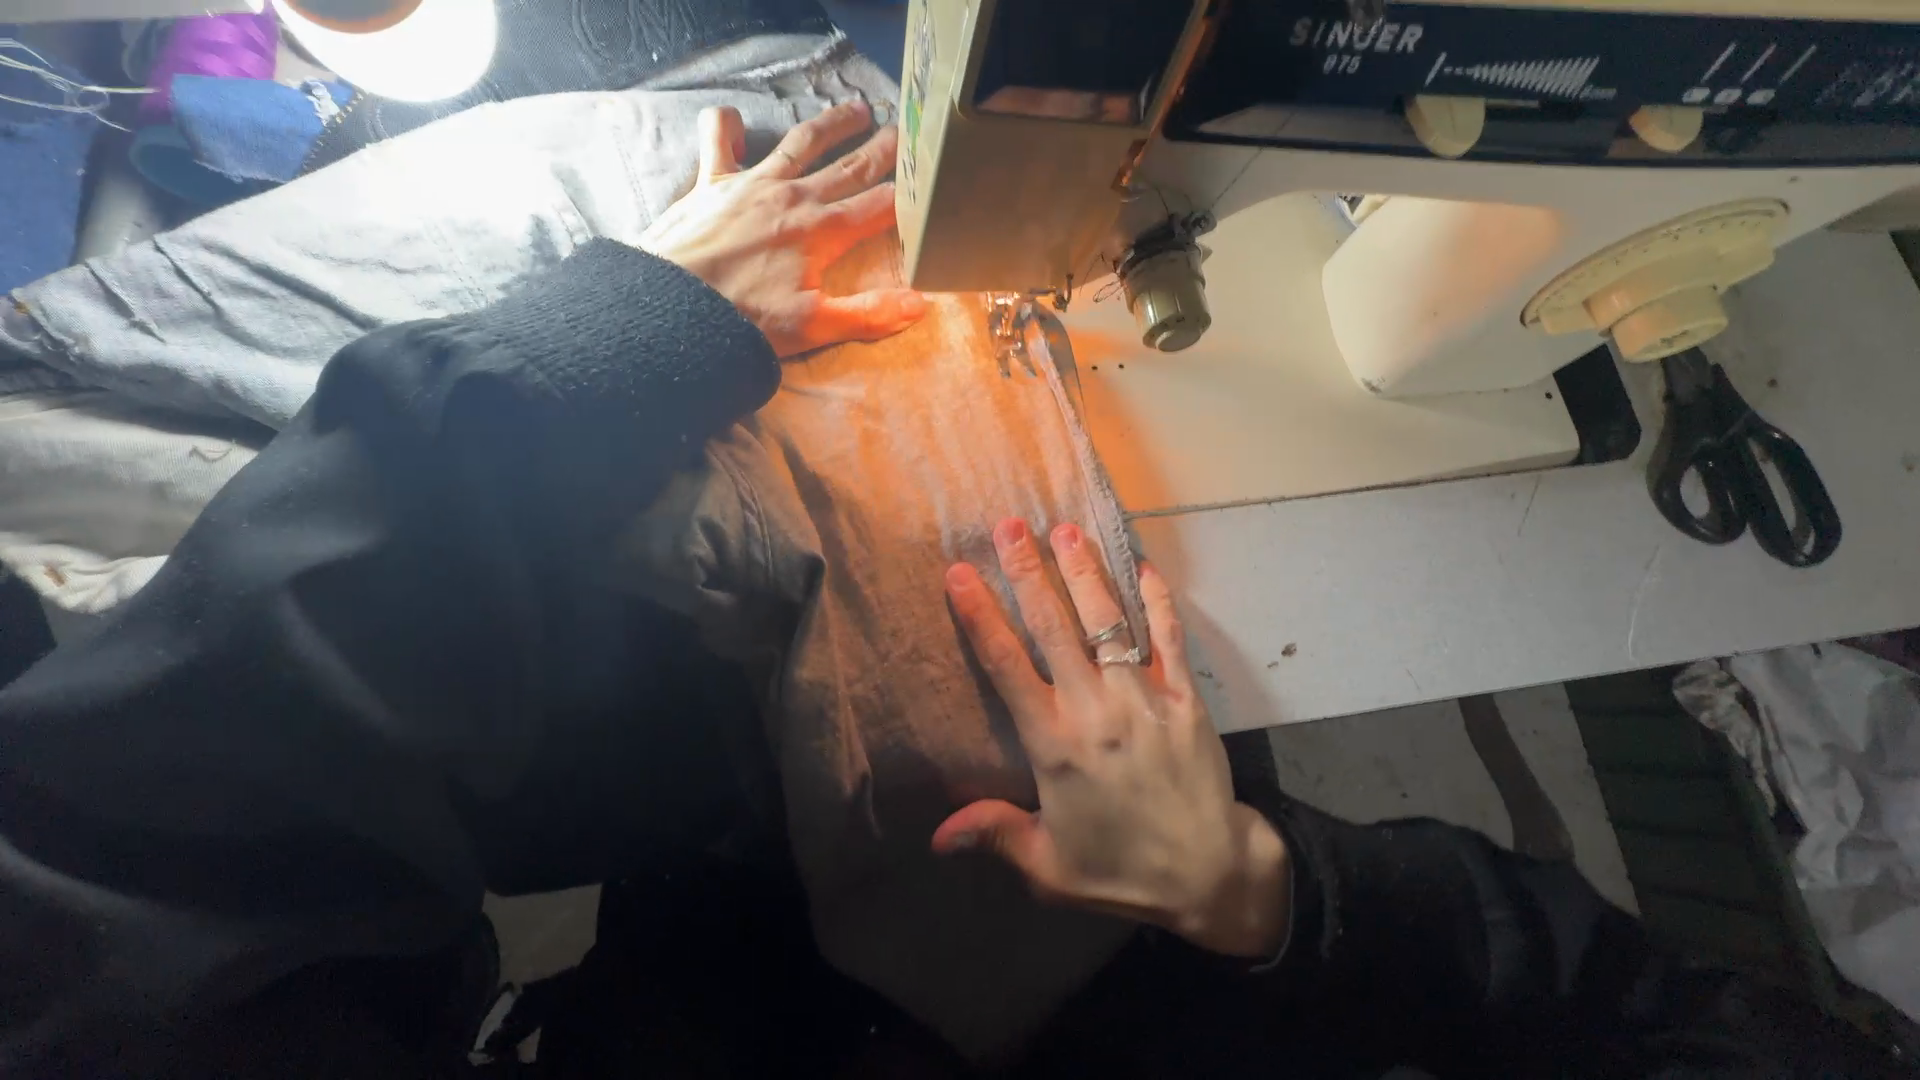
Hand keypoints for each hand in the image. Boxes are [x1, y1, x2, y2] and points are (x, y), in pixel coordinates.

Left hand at [636, 100, 928, 357]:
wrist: (671, 306)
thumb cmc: (744, 320)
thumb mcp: (813, 327)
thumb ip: (869, 314)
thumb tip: (920, 305)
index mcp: (822, 232)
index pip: (878, 207)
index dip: (906, 196)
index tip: (928, 185)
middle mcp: (793, 197)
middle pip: (849, 166)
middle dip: (881, 149)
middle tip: (904, 131)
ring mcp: (752, 183)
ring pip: (800, 142)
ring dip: (831, 124)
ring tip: (855, 109)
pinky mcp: (712, 183)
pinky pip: (719, 140)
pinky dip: (725, 125)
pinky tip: (731, 117)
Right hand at [933, 518, 1292, 957]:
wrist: (1209, 875)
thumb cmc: (1119, 870)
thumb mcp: (1047, 865)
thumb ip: (994, 834)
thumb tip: (935, 836)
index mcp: (1053, 745)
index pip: (1006, 666)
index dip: (981, 615)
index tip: (961, 572)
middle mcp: (1094, 710)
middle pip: (1054, 628)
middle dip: (1030, 573)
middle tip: (1011, 526)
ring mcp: (1144, 698)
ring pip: (1108, 622)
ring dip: (1086, 573)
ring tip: (1066, 529)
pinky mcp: (1185, 697)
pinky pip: (1170, 637)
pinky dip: (1158, 600)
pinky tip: (1144, 565)